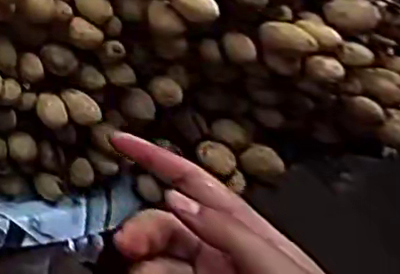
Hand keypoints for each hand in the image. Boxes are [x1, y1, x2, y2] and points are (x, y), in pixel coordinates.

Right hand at [111, 133, 323, 273]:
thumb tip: (174, 197)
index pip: (194, 181)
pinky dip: (147, 272)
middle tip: (126, 245)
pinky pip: (158, 273)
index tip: (118, 140)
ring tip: (141, 273)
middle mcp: (222, 250)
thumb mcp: (281, 268)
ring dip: (143, 261)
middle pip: (165, 221)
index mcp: (247, 232)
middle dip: (140, 228)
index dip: (156, 157)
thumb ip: (229, 229)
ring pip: (157, 253)